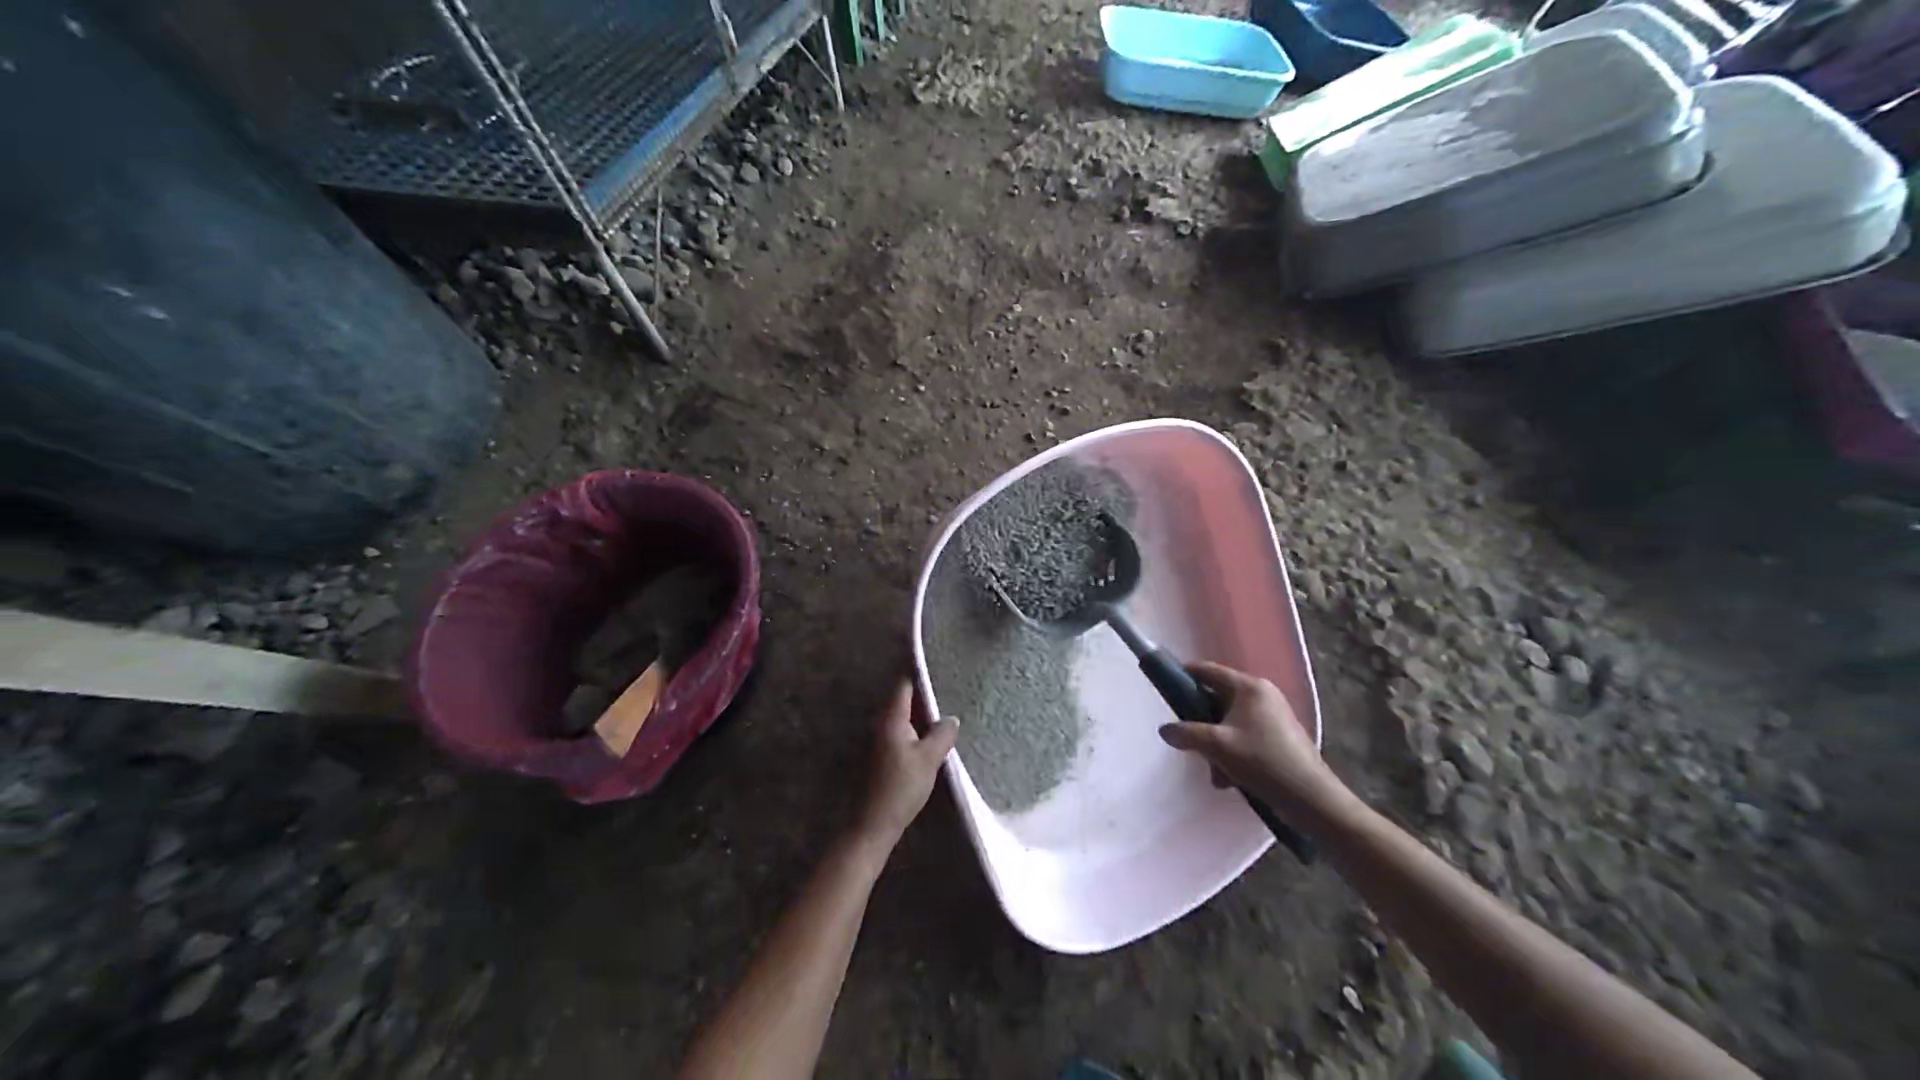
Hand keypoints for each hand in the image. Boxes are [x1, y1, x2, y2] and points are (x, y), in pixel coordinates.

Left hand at [852, 679, 958, 845]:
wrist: (873, 824)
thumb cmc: (901, 787)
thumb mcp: (929, 759)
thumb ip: (942, 734)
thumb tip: (951, 718)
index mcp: (891, 718)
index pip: (904, 684)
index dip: (920, 674)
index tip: (939, 667)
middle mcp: (880, 723)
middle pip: (903, 699)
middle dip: (923, 695)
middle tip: (949, 689)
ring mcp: (878, 740)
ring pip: (902, 718)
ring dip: (920, 715)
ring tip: (944, 713)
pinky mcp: (880, 756)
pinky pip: (900, 733)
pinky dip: (915, 731)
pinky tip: (931, 739)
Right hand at [1158, 661, 1350, 824]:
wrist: (1311, 798)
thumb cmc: (1262, 761)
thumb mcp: (1217, 745)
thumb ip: (1186, 733)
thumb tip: (1166, 730)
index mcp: (1249, 687)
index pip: (1207, 670)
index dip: (1183, 676)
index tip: (1165, 688)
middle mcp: (1263, 694)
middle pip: (1217, 700)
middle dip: (1202, 725)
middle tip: (1193, 744)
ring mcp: (1274, 715)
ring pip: (1229, 723)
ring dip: (1217, 747)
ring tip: (1218, 773)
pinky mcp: (1280, 736)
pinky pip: (1245, 737)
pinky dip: (1233, 754)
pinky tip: (1232, 779)